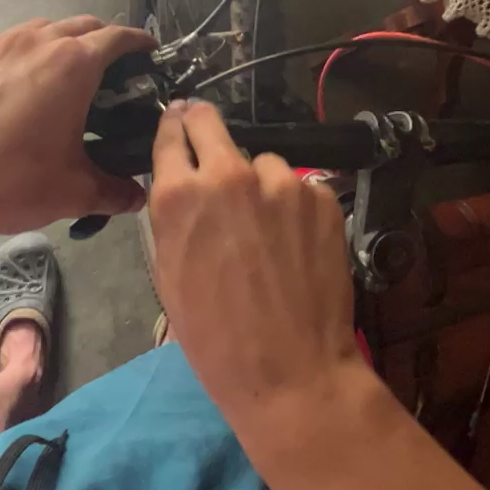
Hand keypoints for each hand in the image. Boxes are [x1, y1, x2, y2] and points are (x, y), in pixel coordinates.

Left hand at [0, 16, 153, 258]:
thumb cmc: (8, 184)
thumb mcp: (73, 192)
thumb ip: (115, 191)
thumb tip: (137, 198)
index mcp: (73, 64)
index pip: (119, 37)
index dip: (140, 44)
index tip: (150, 56)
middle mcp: (37, 41)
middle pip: (82, 25)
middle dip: (103, 42)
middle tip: (111, 75)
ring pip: (42, 30)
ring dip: (61, 45)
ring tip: (63, 81)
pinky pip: (7, 44)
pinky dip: (24, 56)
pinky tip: (18, 92)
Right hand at [147, 101, 361, 416]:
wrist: (290, 370)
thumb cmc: (216, 337)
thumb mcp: (169, 275)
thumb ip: (172, 216)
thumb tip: (178, 182)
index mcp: (180, 195)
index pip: (170, 135)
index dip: (171, 126)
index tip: (176, 118)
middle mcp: (229, 175)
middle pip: (210, 121)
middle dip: (203, 125)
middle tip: (206, 137)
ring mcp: (281, 182)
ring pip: (262, 162)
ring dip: (257, 181)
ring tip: (264, 226)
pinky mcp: (320, 196)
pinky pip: (298, 186)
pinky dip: (293, 204)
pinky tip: (295, 241)